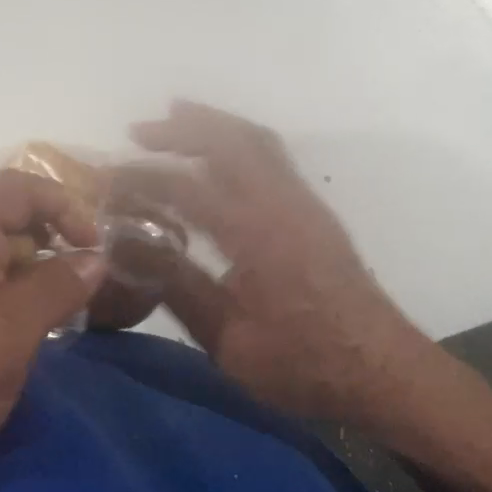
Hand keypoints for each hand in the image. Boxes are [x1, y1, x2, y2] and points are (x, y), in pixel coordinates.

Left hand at [0, 170, 106, 478]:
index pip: (18, 187)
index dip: (63, 204)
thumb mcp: (8, 334)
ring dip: (36, 268)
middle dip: (53, 237)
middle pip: (8, 214)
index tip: (94, 247)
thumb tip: (94, 258)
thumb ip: (54, 289)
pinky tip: (33, 325)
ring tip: (67, 305)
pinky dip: (14, 289)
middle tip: (88, 278)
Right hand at [124, 101, 431, 423]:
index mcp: (256, 234)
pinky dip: (236, 139)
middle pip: (227, 141)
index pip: (186, 188)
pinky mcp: (313, 213)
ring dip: (210, 124)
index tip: (106, 182)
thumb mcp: (228, 339)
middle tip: (137, 133)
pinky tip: (217, 155)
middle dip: (178, 130)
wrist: (386, 374)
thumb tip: (123, 246)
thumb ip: (176, 286)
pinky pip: (270, 154)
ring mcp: (302, 204)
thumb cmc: (304, 364)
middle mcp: (281, 205)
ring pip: (254, 140)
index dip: (141, 180)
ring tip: (173, 117)